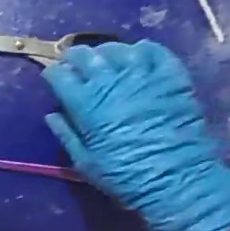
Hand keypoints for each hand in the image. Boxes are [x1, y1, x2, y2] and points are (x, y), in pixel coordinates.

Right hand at [43, 40, 229, 230]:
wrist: (177, 181)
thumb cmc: (124, 175)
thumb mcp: (84, 162)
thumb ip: (66, 134)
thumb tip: (53, 114)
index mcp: (85, 104)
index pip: (60, 75)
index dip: (54, 73)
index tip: (55, 78)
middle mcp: (111, 83)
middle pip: (86, 55)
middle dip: (75, 57)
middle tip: (76, 65)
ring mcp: (143, 77)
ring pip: (118, 49)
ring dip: (107, 51)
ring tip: (106, 59)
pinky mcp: (171, 78)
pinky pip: (155, 52)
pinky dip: (144, 50)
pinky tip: (138, 57)